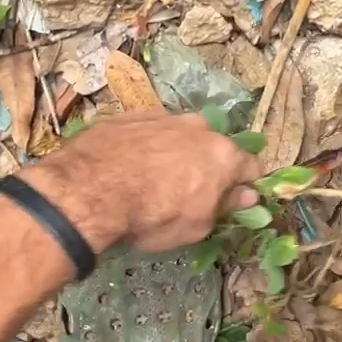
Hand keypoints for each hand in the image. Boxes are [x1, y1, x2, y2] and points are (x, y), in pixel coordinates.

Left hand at [20, 112, 261, 253]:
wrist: (90, 190)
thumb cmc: (153, 216)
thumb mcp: (197, 225)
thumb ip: (226, 206)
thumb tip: (247, 194)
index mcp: (223, 154)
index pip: (252, 167)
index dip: (245, 186)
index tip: (233, 201)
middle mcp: (199, 128)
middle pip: (214, 148)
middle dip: (208, 167)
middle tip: (188, 193)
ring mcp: (163, 117)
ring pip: (180, 137)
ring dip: (176, 154)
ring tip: (152, 181)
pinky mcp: (129, 116)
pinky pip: (148, 133)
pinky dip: (145, 148)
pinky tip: (127, 168)